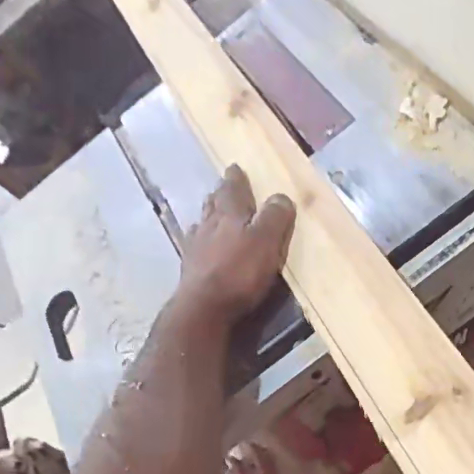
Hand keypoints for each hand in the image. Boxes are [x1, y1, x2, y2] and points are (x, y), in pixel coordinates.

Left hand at [172, 165, 295, 330]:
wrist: (206, 305)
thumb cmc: (240, 272)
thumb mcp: (266, 242)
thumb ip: (275, 218)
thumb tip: (281, 196)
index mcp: (230, 215)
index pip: (234, 190)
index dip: (236, 179)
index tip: (236, 168)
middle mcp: (210, 224)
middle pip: (215, 203)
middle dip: (222, 194)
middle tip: (225, 187)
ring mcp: (197, 245)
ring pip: (204, 221)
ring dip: (210, 214)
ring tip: (213, 211)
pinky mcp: (192, 266)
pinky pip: (196, 244)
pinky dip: (201, 238)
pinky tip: (201, 241)